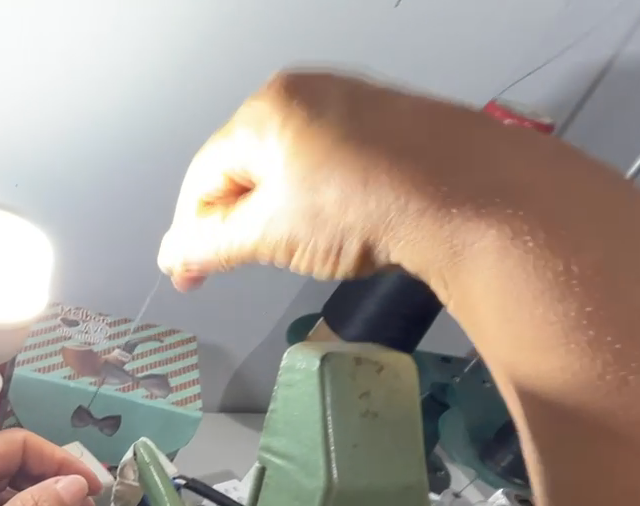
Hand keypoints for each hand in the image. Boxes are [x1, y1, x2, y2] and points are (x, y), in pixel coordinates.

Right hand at [157, 72, 551, 290]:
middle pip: (236, 171)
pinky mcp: (376, 121)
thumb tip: (170, 257)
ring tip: (291, 247)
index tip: (189, 278)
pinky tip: (326, 227)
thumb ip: (206, 246)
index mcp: (264, 111)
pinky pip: (315, 164)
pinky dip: (305, 201)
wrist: (470, 196)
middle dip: (230, 223)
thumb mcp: (266, 234)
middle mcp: (300, 93)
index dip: (189, 234)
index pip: (200, 180)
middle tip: (241, 264)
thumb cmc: (359, 208)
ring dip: (267, 216)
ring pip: (276, 171)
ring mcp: (343, 102)